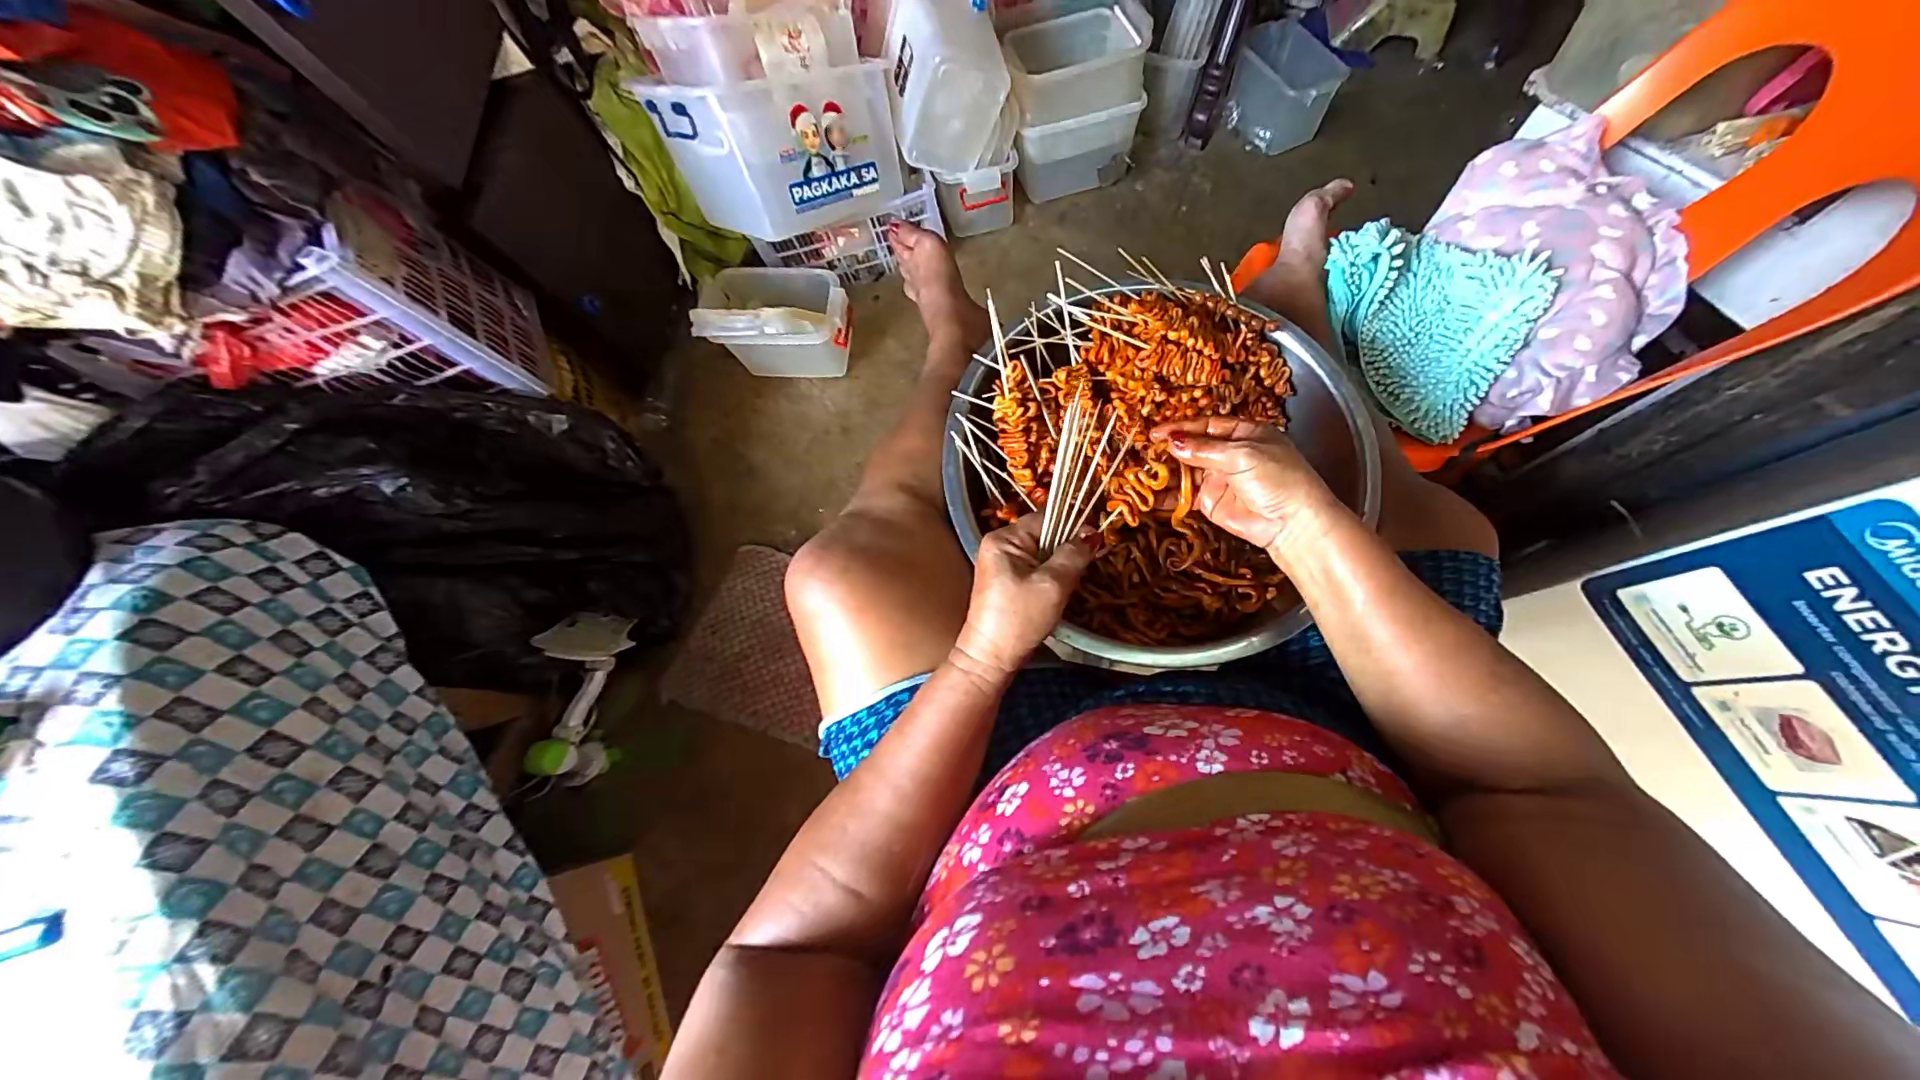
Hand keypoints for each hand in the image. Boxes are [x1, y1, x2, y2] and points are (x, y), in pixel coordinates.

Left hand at [952, 514, 1093, 679]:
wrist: (990, 657)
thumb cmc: (1019, 619)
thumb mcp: (1053, 584)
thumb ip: (1073, 554)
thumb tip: (1092, 532)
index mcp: (1004, 538)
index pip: (1045, 517)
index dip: (1073, 524)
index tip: (1097, 536)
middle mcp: (999, 545)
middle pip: (1044, 533)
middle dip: (1068, 546)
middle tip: (1089, 561)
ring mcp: (1001, 563)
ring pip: (1042, 552)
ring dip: (1061, 563)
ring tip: (1075, 578)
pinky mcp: (1006, 581)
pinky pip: (1035, 567)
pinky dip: (1051, 575)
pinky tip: (1061, 589)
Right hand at [1151, 418, 1350, 561]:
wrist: (1292, 523)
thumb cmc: (1279, 479)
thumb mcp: (1242, 455)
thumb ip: (1204, 449)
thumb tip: (1173, 444)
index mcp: (1243, 433)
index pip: (1205, 425)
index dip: (1180, 428)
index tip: (1155, 433)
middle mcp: (1228, 453)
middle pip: (1191, 447)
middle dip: (1168, 450)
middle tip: (1143, 453)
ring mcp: (1217, 478)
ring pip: (1184, 471)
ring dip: (1164, 472)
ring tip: (1141, 474)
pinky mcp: (1209, 502)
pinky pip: (1183, 495)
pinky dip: (1166, 496)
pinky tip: (1149, 494)